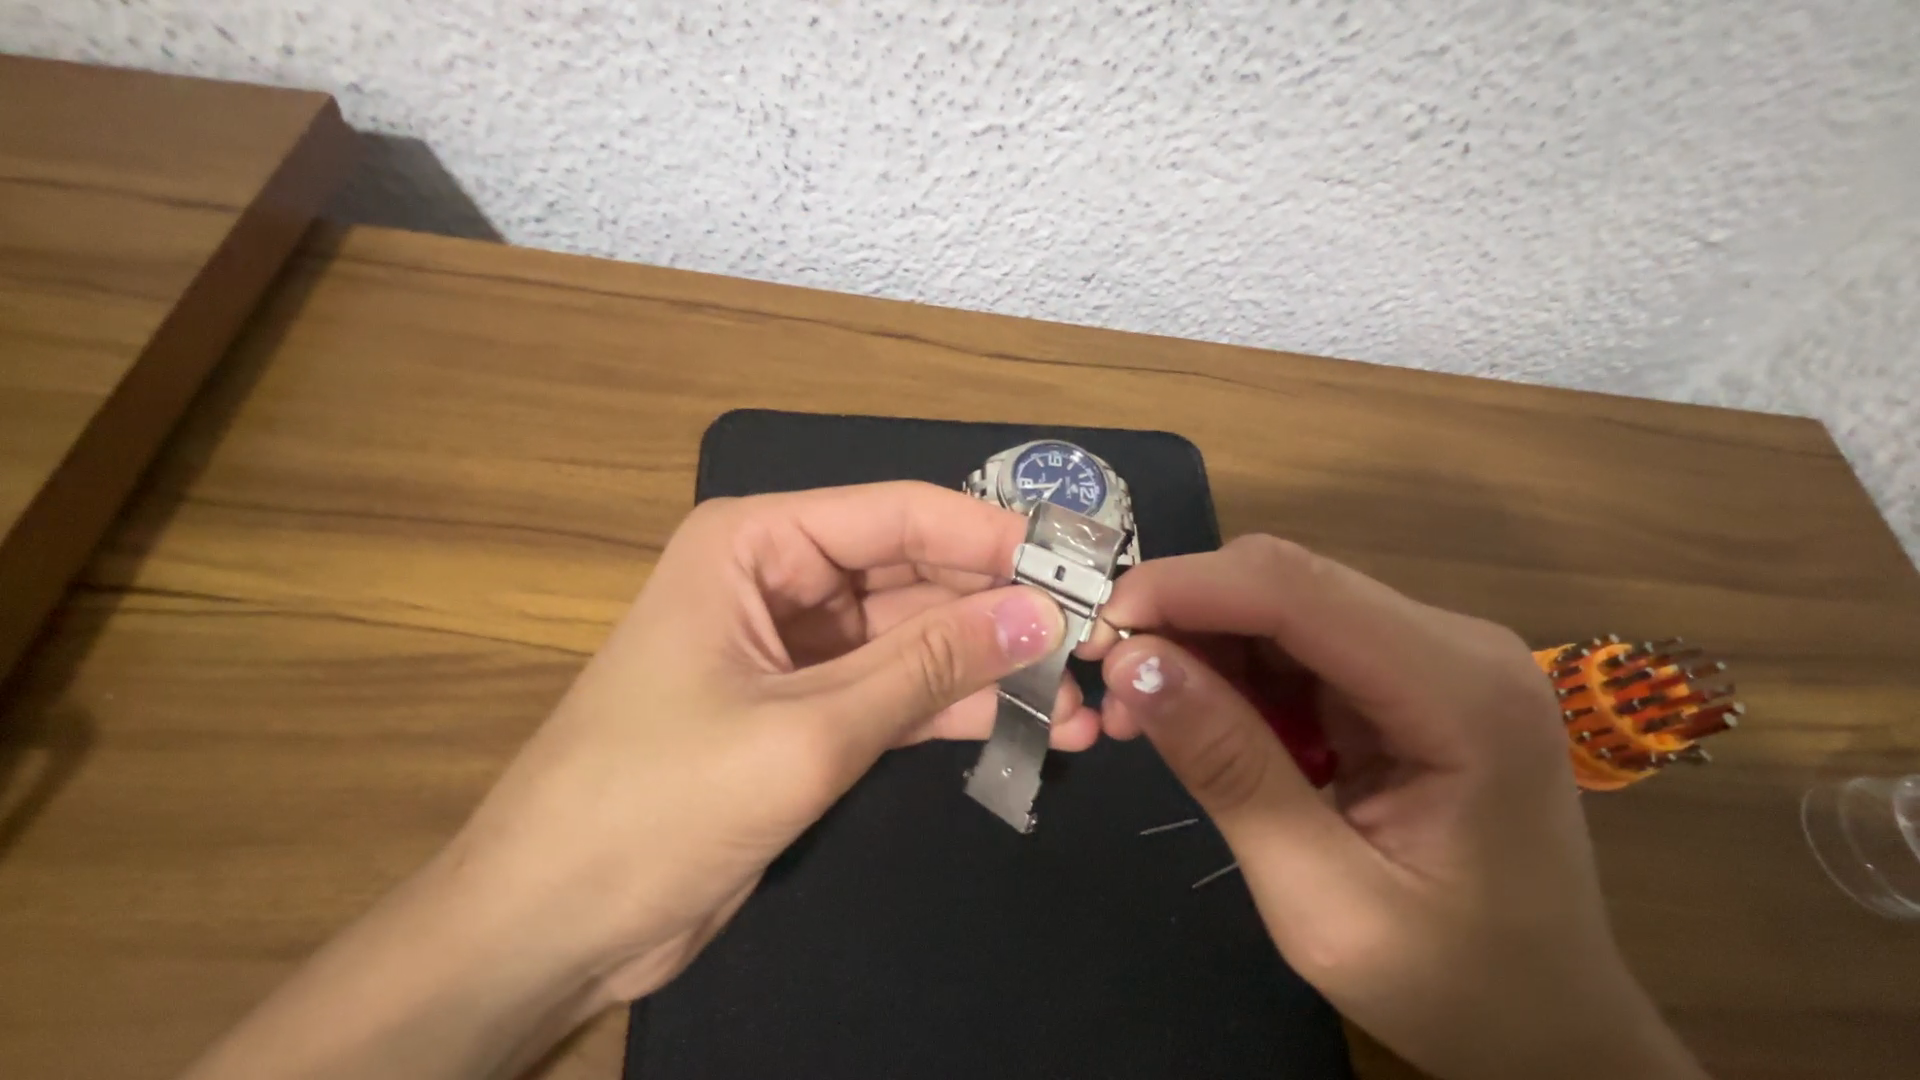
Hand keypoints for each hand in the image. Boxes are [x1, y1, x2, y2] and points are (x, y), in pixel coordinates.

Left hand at [466, 481, 1095, 998]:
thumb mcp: (807, 730)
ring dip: (993, 668)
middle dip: (1001, 611)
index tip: (1081, 565)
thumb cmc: (658, 802)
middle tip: (1096, 643)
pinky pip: (901, 692)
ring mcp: (802, 650)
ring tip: (1085, 700)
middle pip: (916, 576)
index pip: (898, 515)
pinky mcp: (813, 713)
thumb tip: (1041, 612)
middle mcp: (783, 579)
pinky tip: (1035, 728)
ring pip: (918, 639)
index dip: (992, 536)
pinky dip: (960, 709)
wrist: (555, 924)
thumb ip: (928, 667)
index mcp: (758, 543)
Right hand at [1084, 536, 1706, 1079]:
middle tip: (1108, 686)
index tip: (1097, 633)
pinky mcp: (1399, 676)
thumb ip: (1228, 769)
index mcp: (1461, 695)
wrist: (1548, 1026)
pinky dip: (1226, 670)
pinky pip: (1290, 643)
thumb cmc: (1454, 985)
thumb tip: (1131, 663)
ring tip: (1139, 715)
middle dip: (1180, 616)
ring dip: (1194, 645)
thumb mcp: (1322, 899)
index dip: (1183, 590)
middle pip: (1283, 582)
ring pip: (1275, 603)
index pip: (1297, 591)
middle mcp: (1453, 646)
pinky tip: (1193, 719)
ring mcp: (1429, 655)